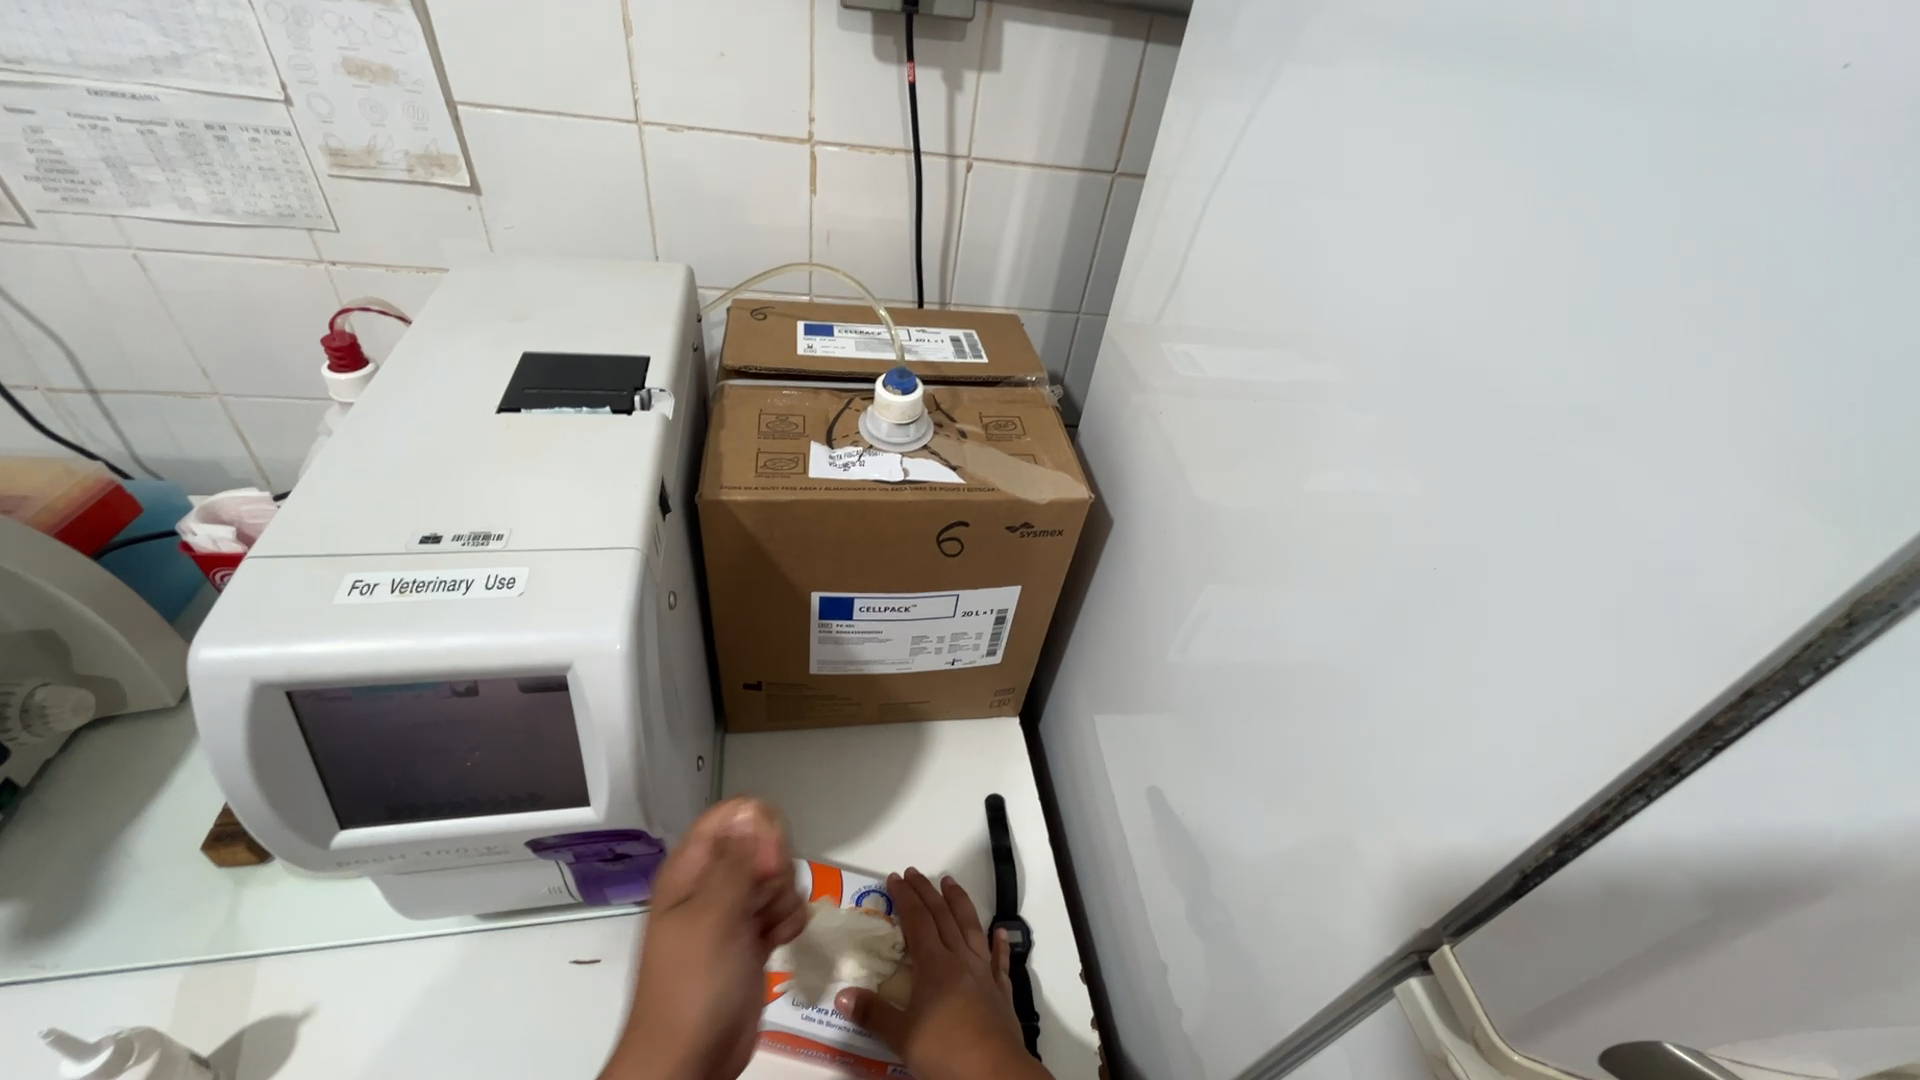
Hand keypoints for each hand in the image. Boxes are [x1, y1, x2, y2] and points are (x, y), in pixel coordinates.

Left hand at [600, 798, 807, 1079]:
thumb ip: (736, 860)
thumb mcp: (712, 916)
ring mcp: (734, 913)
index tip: (770, 857)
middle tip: (763, 900)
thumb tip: (753, 808)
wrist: (689, 1059)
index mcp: (692, 870)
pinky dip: (788, 923)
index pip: (731, 816)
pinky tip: (779, 943)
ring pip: (777, 878)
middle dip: (775, 869)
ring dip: (784, 900)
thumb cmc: (693, 985)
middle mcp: (713, 884)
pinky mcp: (753, 940)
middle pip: (762, 844)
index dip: (758, 827)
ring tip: (768, 929)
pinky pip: (784, 911)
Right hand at [834, 868, 1048, 1079]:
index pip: (917, 921)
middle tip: (915, 872)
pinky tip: (998, 931)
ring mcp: (983, 972)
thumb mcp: (901, 1037)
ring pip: (970, 927)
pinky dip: (998, 943)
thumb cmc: (945, 1051)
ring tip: (951, 882)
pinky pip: (999, 960)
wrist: (995, 1072)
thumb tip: (842, 995)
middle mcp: (959, 960)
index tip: (895, 878)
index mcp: (934, 965)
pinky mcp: (1001, 991)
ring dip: (959, 902)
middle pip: (942, 916)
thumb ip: (873, 1013)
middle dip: (927, 892)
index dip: (906, 897)